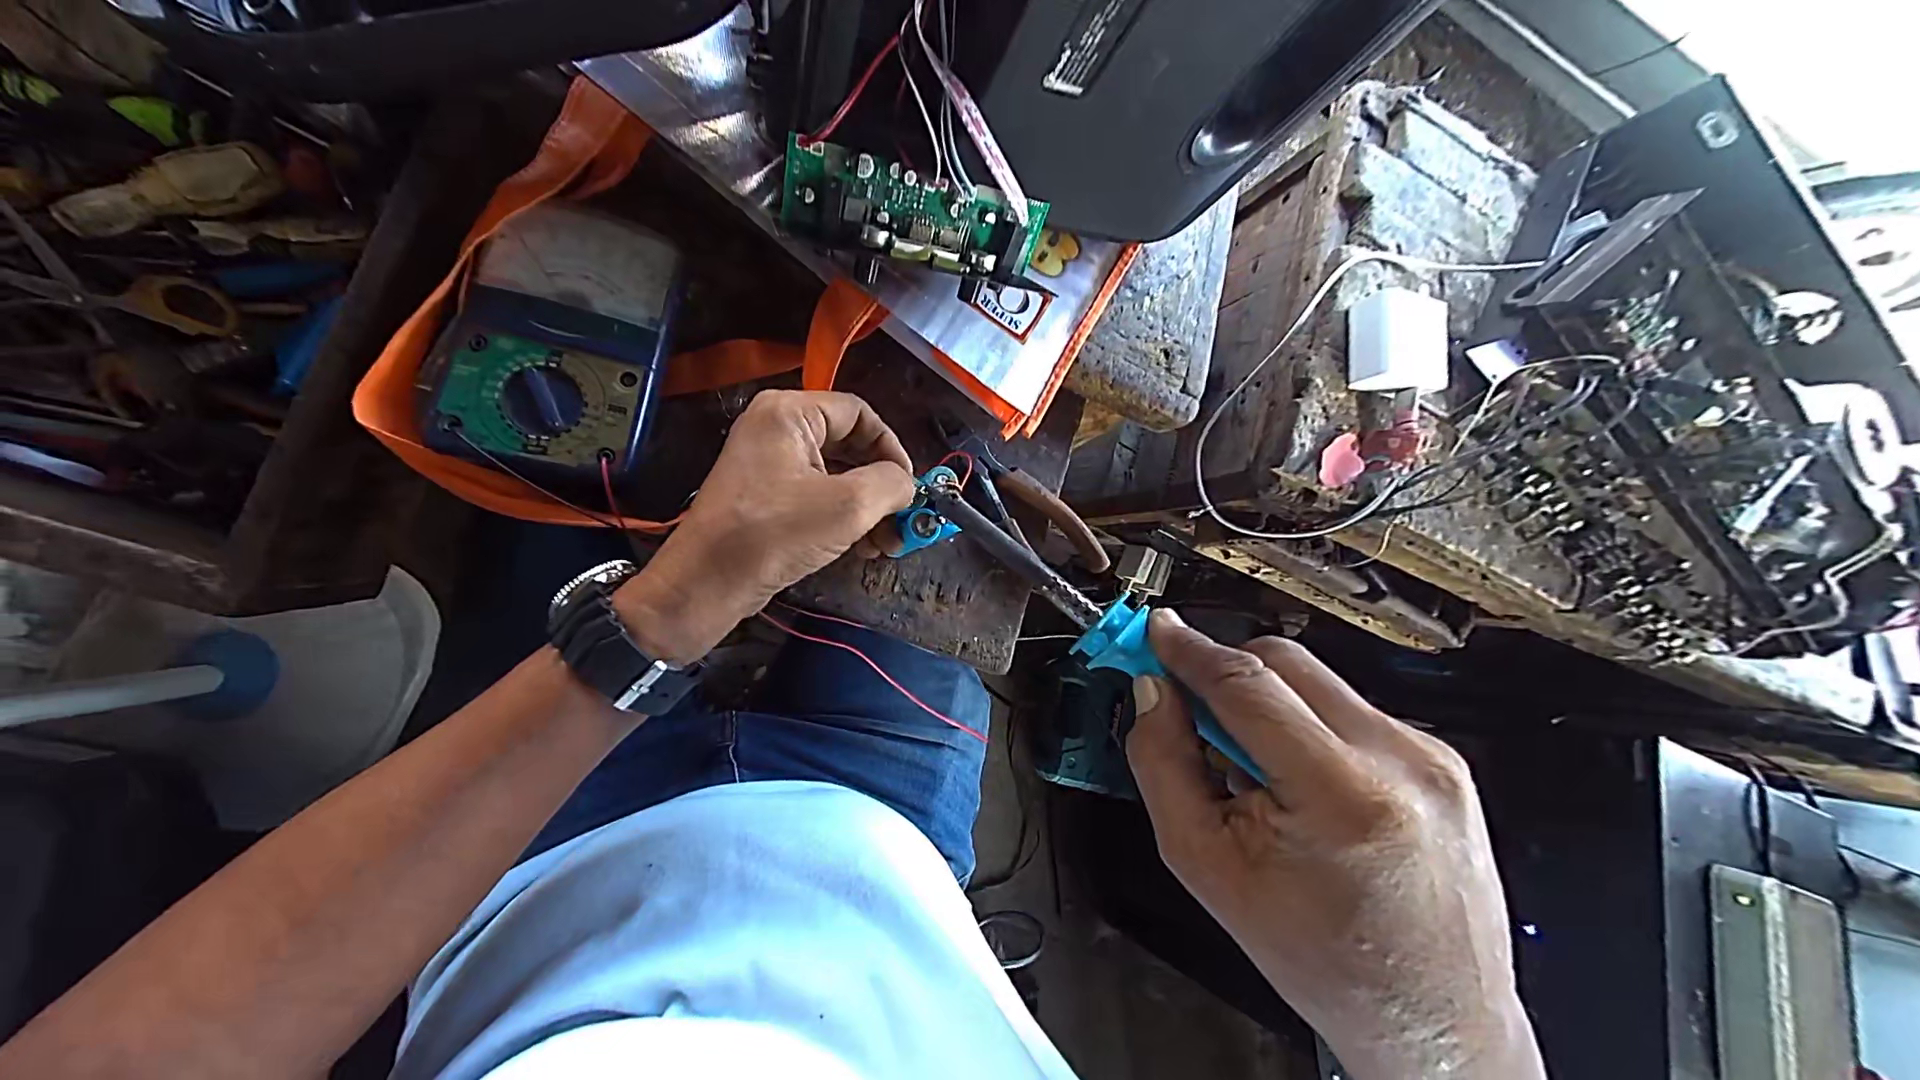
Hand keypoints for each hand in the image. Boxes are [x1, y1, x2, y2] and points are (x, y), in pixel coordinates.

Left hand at [613, 390, 915, 663]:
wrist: (706, 584)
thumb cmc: (775, 535)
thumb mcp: (848, 505)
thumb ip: (892, 483)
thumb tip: (906, 485)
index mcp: (789, 413)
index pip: (861, 414)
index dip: (892, 448)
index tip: (909, 486)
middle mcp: (777, 429)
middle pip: (851, 446)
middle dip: (882, 486)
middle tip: (903, 520)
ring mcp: (769, 464)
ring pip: (837, 476)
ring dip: (868, 509)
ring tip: (886, 544)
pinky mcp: (767, 497)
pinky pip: (818, 496)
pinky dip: (845, 518)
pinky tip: (863, 548)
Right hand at [1126, 611, 1543, 1079]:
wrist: (1434, 1020)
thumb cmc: (1325, 961)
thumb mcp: (1206, 866)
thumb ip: (1164, 765)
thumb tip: (1153, 695)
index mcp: (1343, 795)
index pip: (1245, 683)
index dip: (1188, 649)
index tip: (1155, 632)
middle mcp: (1400, 762)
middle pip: (1281, 661)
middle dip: (1221, 667)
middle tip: (1178, 690)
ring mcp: (1429, 757)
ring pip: (1313, 679)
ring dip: (1261, 698)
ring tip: (1243, 761)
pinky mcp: (1438, 758)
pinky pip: (1346, 707)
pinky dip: (1301, 721)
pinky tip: (1290, 775)